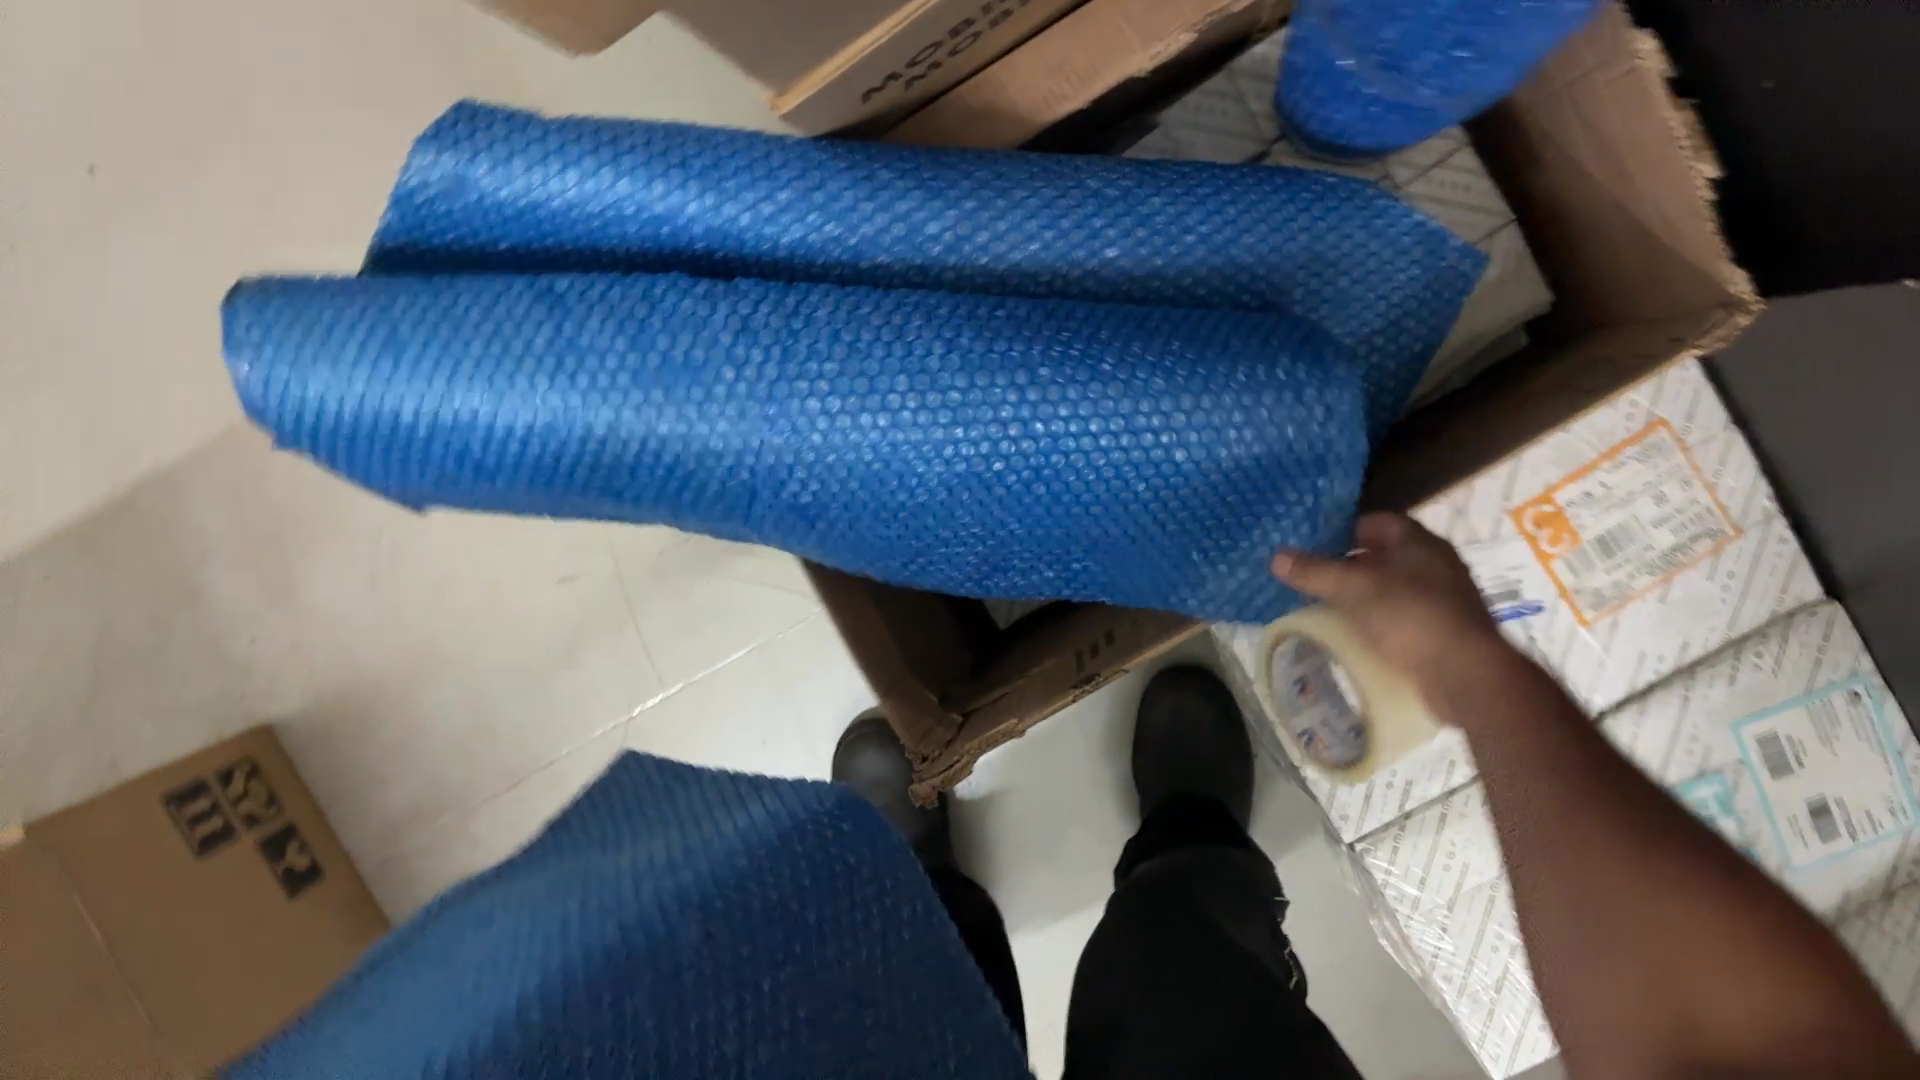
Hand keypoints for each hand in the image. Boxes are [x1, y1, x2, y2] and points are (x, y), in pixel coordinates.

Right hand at [1272, 512, 1520, 716]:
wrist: (1466, 675)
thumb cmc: (1410, 616)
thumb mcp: (1353, 589)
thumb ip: (1314, 571)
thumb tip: (1276, 557)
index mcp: (1420, 543)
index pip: (1379, 521)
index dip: (1346, 527)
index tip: (1315, 542)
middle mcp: (1435, 565)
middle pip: (1384, 555)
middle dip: (1348, 564)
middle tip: (1312, 575)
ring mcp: (1442, 600)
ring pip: (1392, 588)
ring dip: (1361, 595)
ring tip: (1325, 604)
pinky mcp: (1441, 632)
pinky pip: (1400, 616)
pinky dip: (1377, 620)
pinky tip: (1354, 633)